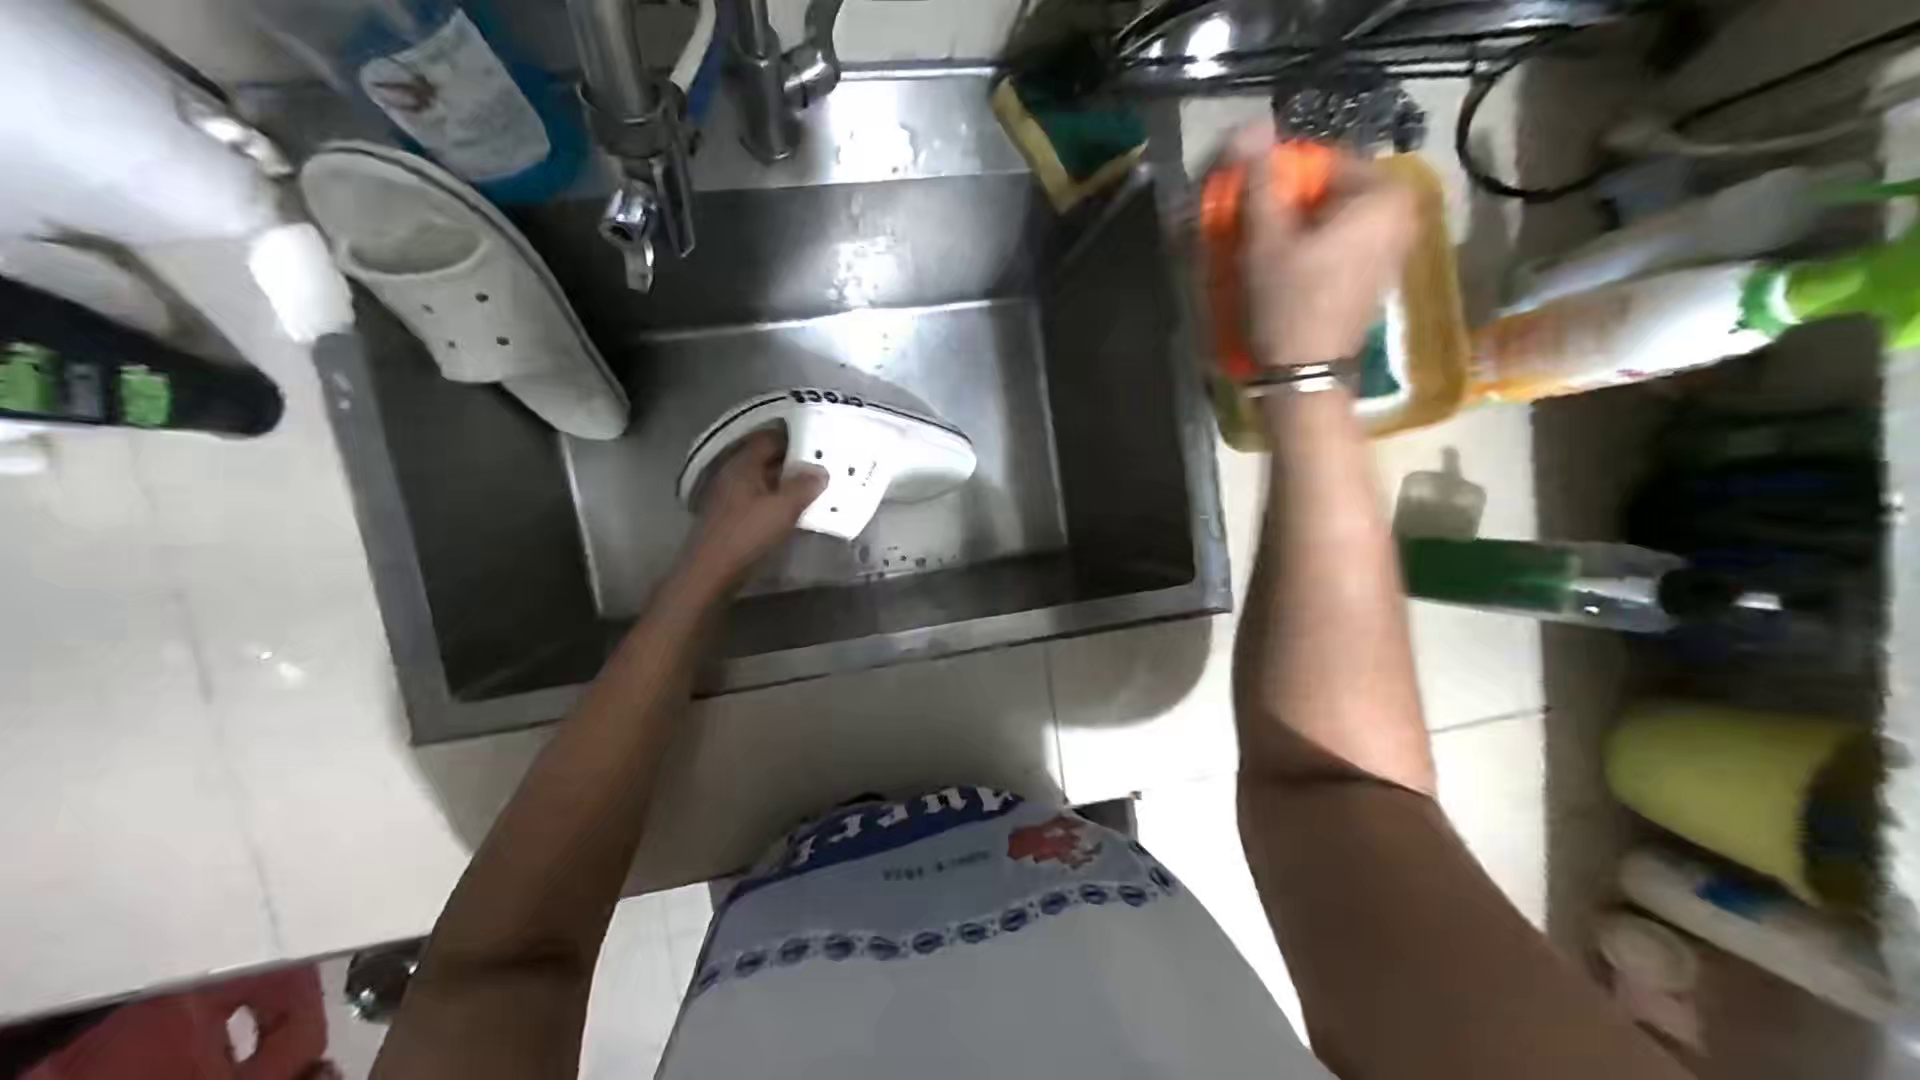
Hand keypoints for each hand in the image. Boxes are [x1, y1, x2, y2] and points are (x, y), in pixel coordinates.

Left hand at [684, 428, 827, 582]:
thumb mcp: (783, 508)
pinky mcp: (730, 519)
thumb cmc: (746, 534)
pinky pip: (758, 501)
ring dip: (786, 486)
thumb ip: (804, 486)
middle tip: (822, 469)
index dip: (794, 439)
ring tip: (814, 492)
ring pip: (763, 483)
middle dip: (793, 464)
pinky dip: (776, 503)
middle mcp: (732, 475)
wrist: (709, 573)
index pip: (769, 439)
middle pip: (766, 461)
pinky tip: (793, 514)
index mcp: (742, 465)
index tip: (820, 444)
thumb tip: (821, 471)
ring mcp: (729, 498)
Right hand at [1227, 124, 1417, 369]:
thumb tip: (1249, 126)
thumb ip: (1259, 180)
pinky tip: (1293, 270)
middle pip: (1335, 191)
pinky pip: (1348, 243)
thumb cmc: (1288, 302)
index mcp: (1385, 196)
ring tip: (1272, 251)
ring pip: (1340, 219)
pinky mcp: (1381, 276)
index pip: (1326, 162)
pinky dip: (1320, 247)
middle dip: (1296, 204)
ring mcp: (1397, 249)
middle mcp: (1404, 215)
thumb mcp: (1266, 239)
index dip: (1283, 179)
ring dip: (1304, 226)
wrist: (1305, 373)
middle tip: (1262, 229)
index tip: (1256, 206)